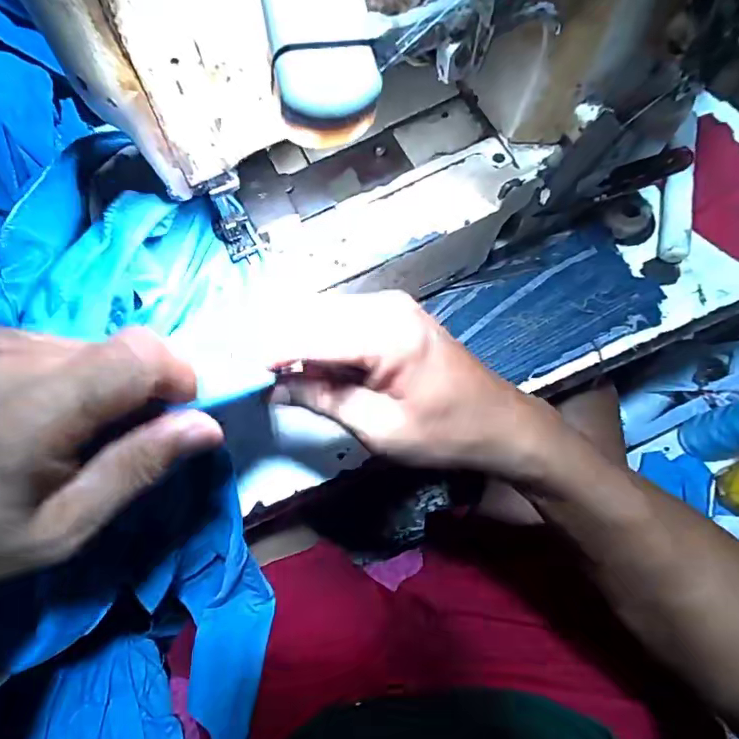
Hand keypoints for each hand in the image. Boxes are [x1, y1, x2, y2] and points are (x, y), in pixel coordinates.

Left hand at [0, 327, 223, 625]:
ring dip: (114, 385)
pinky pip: (68, 345)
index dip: (176, 379)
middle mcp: (9, 357)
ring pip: (99, 344)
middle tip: (127, 444)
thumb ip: (137, 467)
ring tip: (83, 438)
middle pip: (122, 346)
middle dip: (147, 389)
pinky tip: (57, 418)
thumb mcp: (69, 527)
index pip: (135, 355)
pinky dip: (85, 377)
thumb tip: (207, 425)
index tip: (174, 424)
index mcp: (28, 410)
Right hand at [259, 291, 569, 484]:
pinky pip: (338, 321)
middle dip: (276, 345)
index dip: (267, 353)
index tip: (236, 374)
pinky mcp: (390, 314)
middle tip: (248, 377)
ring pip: (320, 316)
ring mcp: (389, 305)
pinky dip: (316, 342)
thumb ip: (323, 399)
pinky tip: (304, 366)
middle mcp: (384, 305)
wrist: (502, 425)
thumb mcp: (379, 428)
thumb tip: (274, 386)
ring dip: (294, 343)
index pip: (307, 334)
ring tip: (269, 375)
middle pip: (309, 316)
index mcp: (385, 332)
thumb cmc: (446, 434)